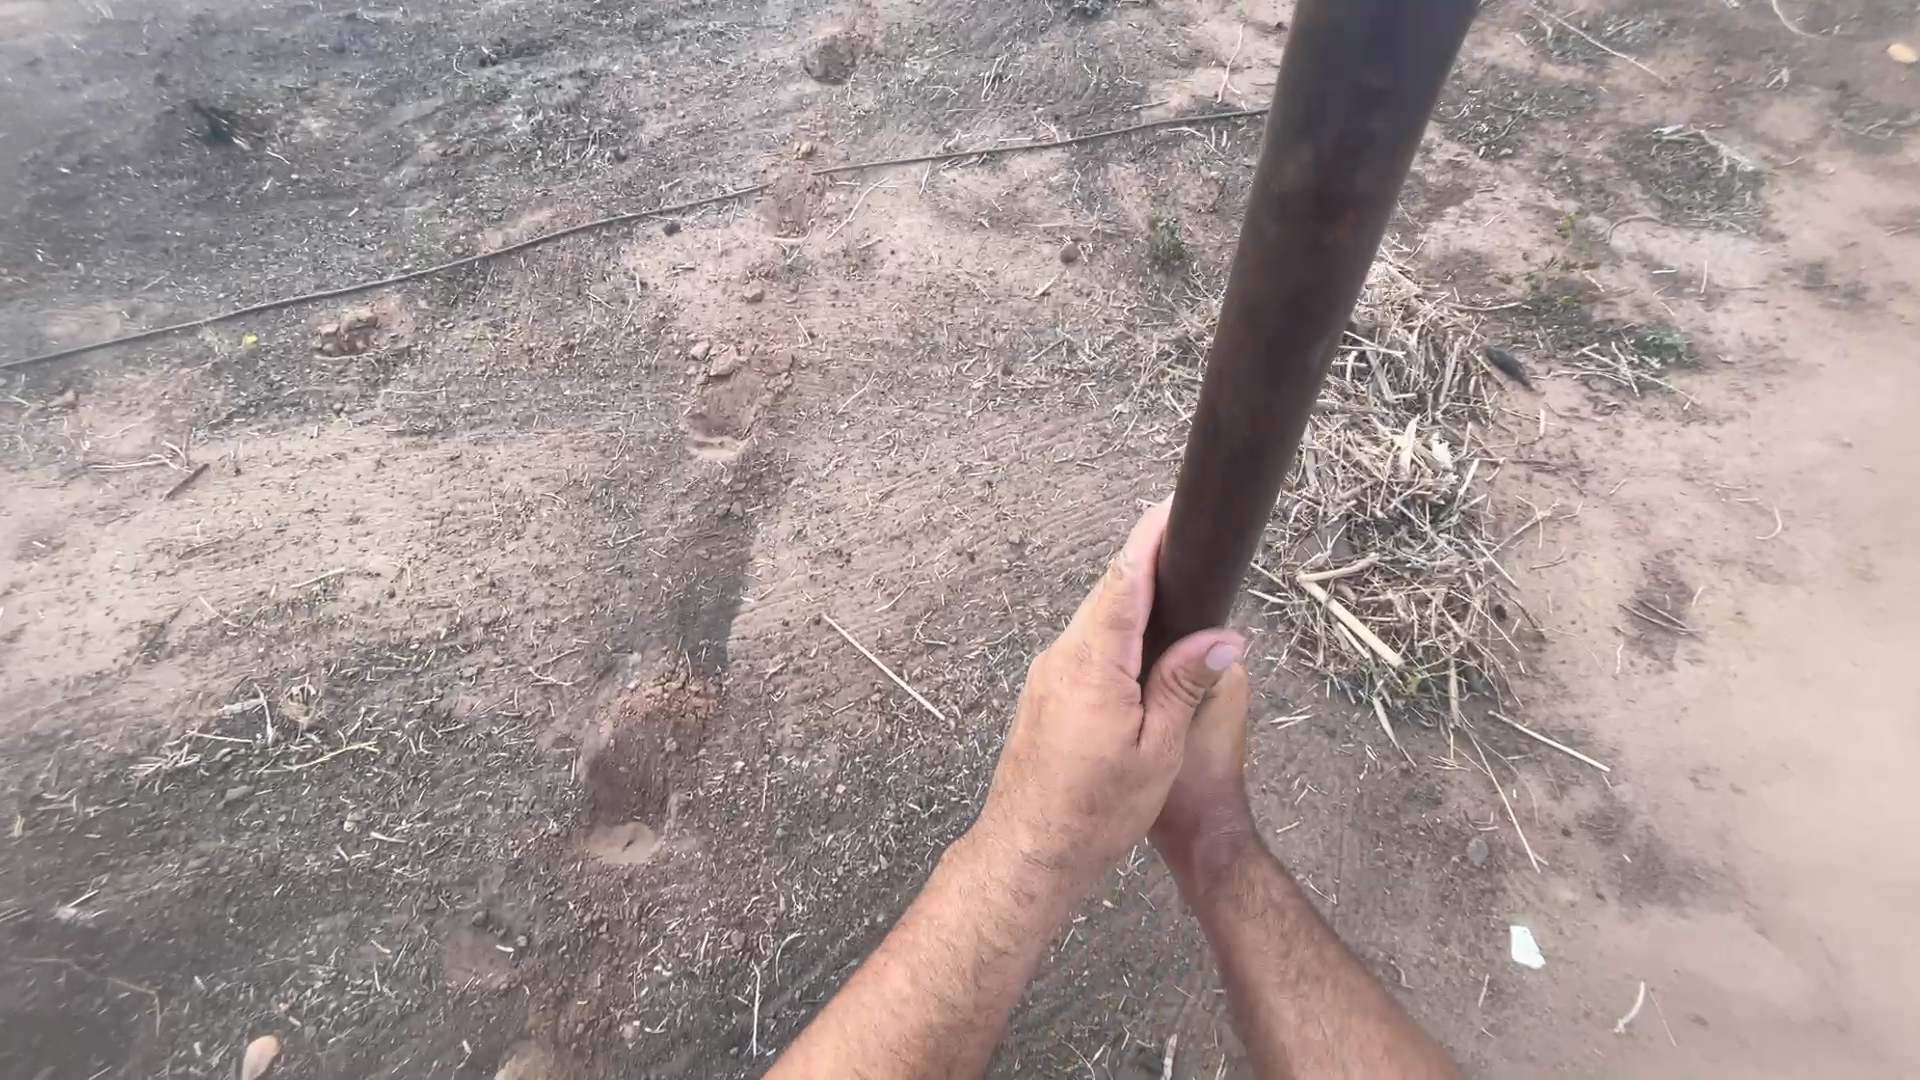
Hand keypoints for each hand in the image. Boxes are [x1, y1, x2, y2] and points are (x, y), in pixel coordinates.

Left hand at [972, 500, 1241, 894]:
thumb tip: (1223, 635)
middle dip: (1145, 565)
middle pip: (1108, 594)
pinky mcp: (1043, 687)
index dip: (1148, 540)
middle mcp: (1062, 655)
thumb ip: (1183, 683)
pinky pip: (1082, 644)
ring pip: (1094, 619)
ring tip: (1172, 594)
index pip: (1124, 582)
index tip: (1171, 509)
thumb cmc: (1096, 809)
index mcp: (1093, 663)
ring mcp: (1047, 670)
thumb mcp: (1156, 749)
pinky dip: (1112, 632)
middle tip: (1186, 549)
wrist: (1029, 845)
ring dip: (1129, 602)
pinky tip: (1136, 647)